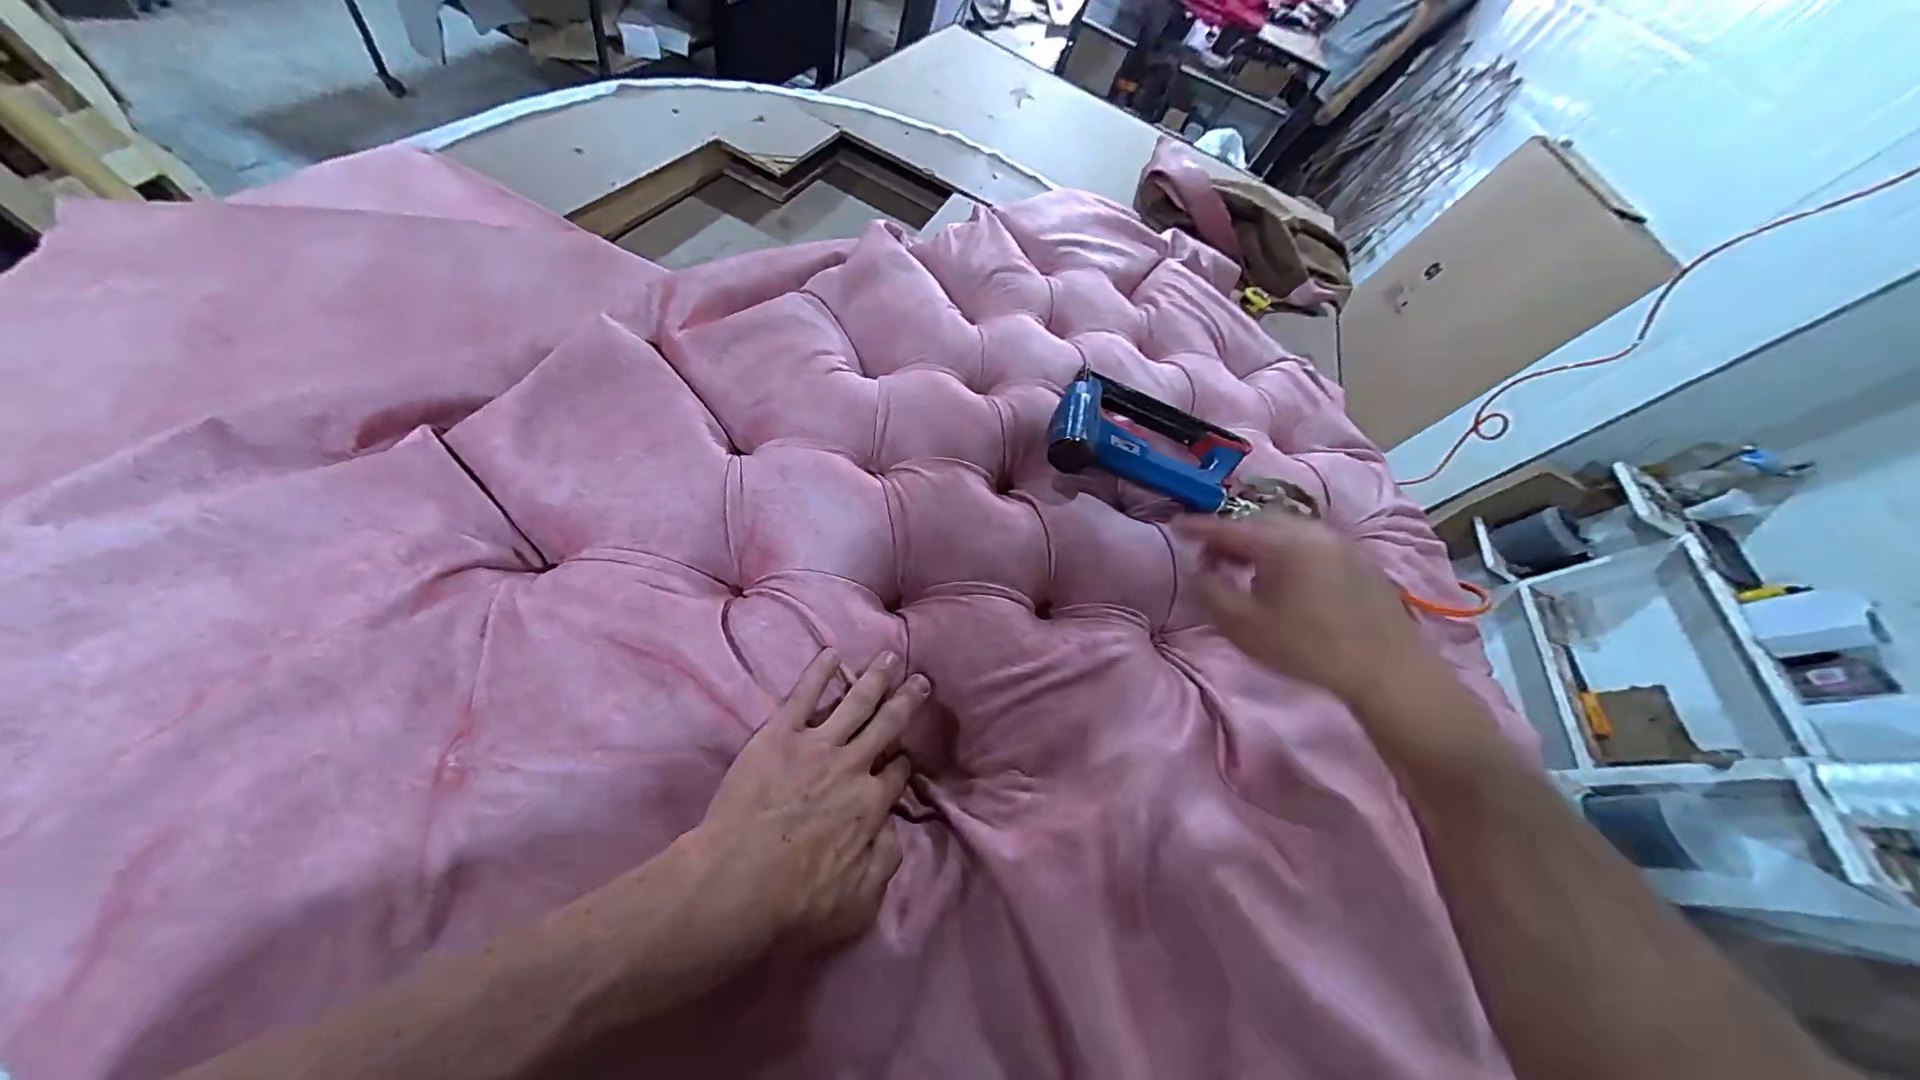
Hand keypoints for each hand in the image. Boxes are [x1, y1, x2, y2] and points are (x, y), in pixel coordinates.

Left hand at [692, 648, 925, 946]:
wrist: (736, 883)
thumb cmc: (796, 902)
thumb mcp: (861, 901)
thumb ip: (885, 862)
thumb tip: (892, 829)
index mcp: (871, 805)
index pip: (897, 774)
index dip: (904, 763)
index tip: (905, 756)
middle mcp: (852, 766)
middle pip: (888, 725)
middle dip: (907, 701)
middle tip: (922, 680)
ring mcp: (817, 745)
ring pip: (856, 702)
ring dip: (875, 677)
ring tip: (890, 656)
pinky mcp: (780, 734)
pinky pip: (805, 695)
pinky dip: (820, 672)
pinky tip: (832, 653)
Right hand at [1177, 514, 1435, 707]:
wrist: (1387, 670)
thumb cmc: (1307, 649)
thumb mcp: (1242, 626)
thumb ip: (1211, 591)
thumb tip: (1201, 569)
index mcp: (1280, 542)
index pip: (1227, 526)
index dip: (1197, 526)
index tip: (1176, 527)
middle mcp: (1311, 531)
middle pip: (1258, 521)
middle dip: (1230, 535)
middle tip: (1212, 558)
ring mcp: (1339, 542)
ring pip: (1286, 530)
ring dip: (1259, 543)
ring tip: (1246, 570)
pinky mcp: (1358, 558)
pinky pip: (1309, 542)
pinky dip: (1286, 550)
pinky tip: (1284, 578)